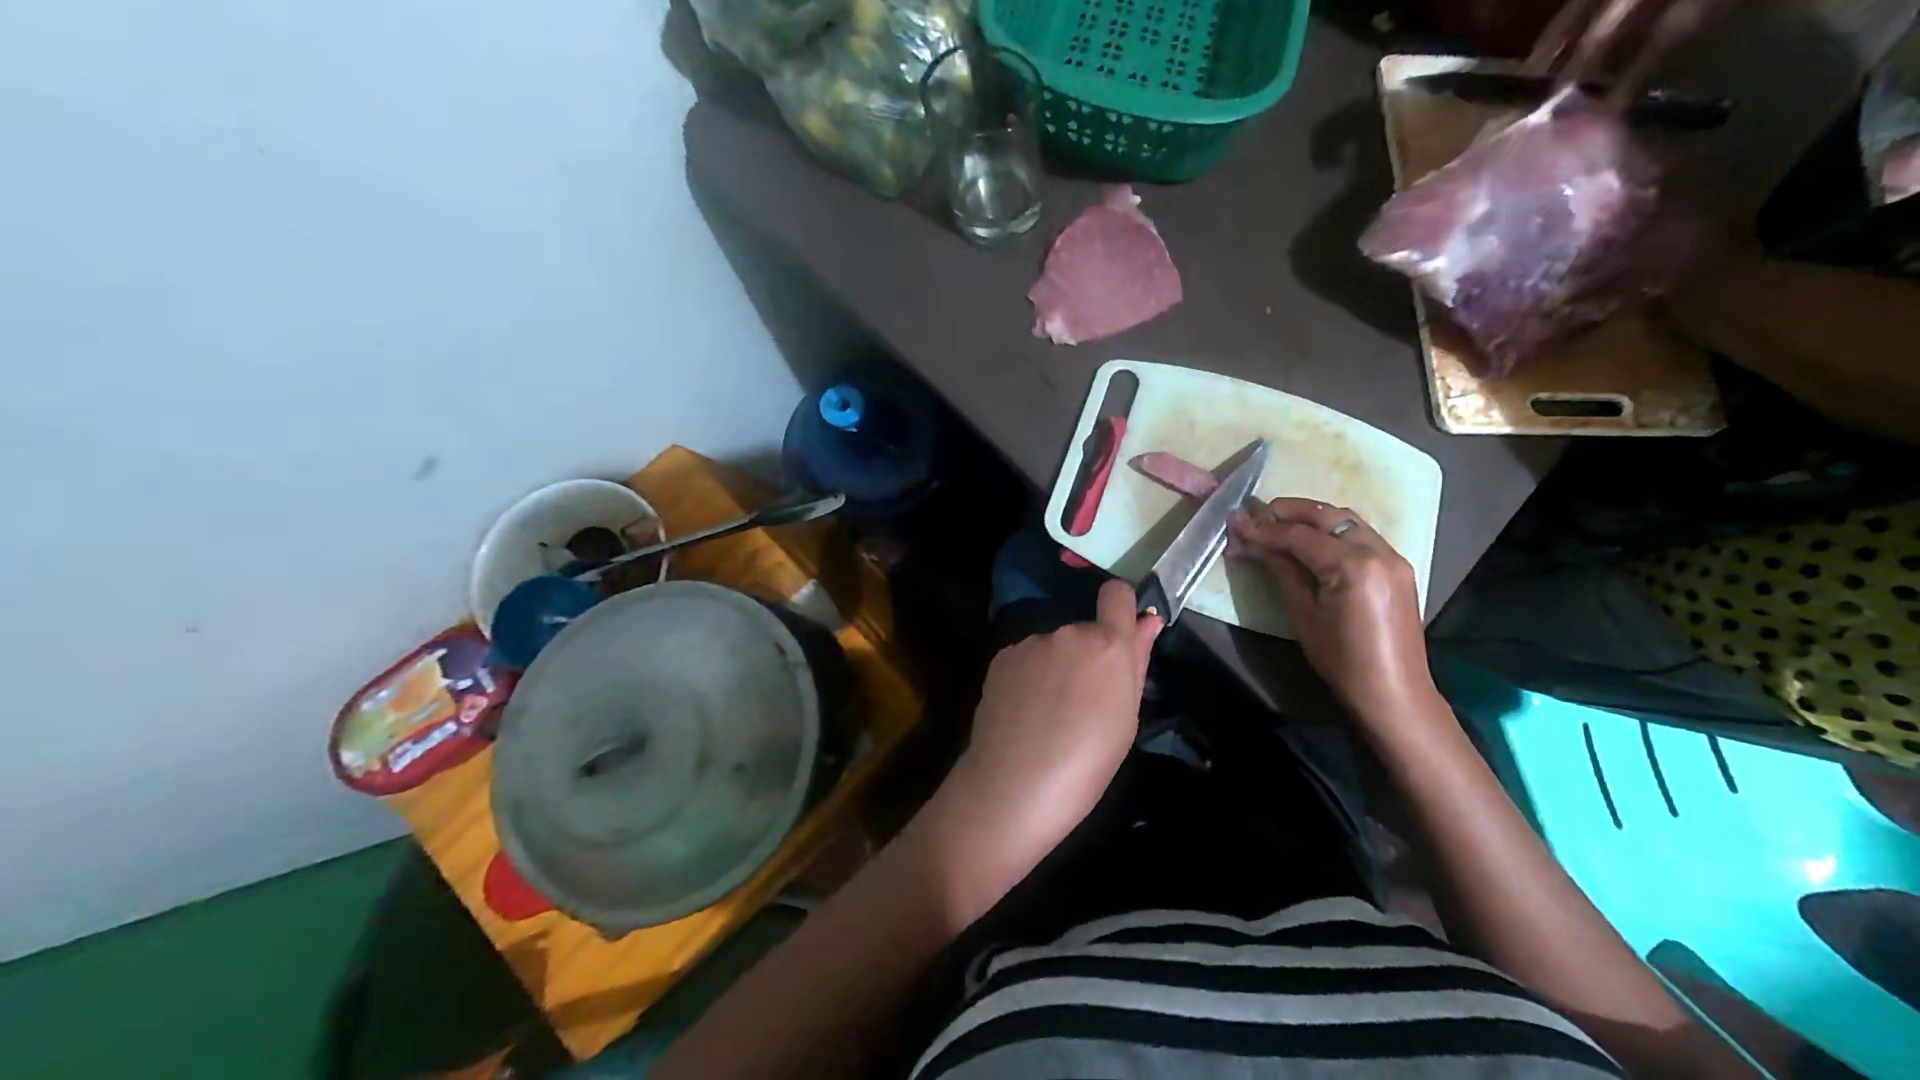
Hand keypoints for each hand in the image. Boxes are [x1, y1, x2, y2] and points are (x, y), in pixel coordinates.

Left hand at [942, 579, 1160, 855]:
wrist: (1014, 786)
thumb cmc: (1086, 763)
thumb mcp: (1126, 718)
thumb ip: (1136, 662)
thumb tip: (1148, 621)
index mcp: (1106, 645)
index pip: (1117, 595)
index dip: (1121, 607)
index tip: (1121, 632)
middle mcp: (1066, 633)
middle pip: (1084, 632)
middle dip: (1087, 655)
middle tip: (1083, 702)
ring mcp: (1030, 644)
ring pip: (1053, 647)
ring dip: (1056, 667)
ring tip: (1049, 714)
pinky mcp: (1001, 657)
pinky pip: (1026, 659)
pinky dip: (1029, 677)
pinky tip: (1025, 712)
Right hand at [1229, 499, 1436, 721]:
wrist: (1392, 690)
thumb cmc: (1340, 658)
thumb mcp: (1302, 613)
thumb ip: (1280, 569)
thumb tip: (1253, 542)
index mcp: (1352, 566)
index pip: (1298, 534)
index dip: (1263, 528)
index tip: (1235, 523)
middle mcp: (1377, 551)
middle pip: (1325, 515)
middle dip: (1286, 511)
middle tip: (1253, 517)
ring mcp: (1392, 556)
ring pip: (1345, 519)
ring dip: (1309, 517)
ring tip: (1277, 525)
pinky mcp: (1396, 566)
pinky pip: (1359, 534)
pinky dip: (1331, 530)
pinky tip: (1309, 540)